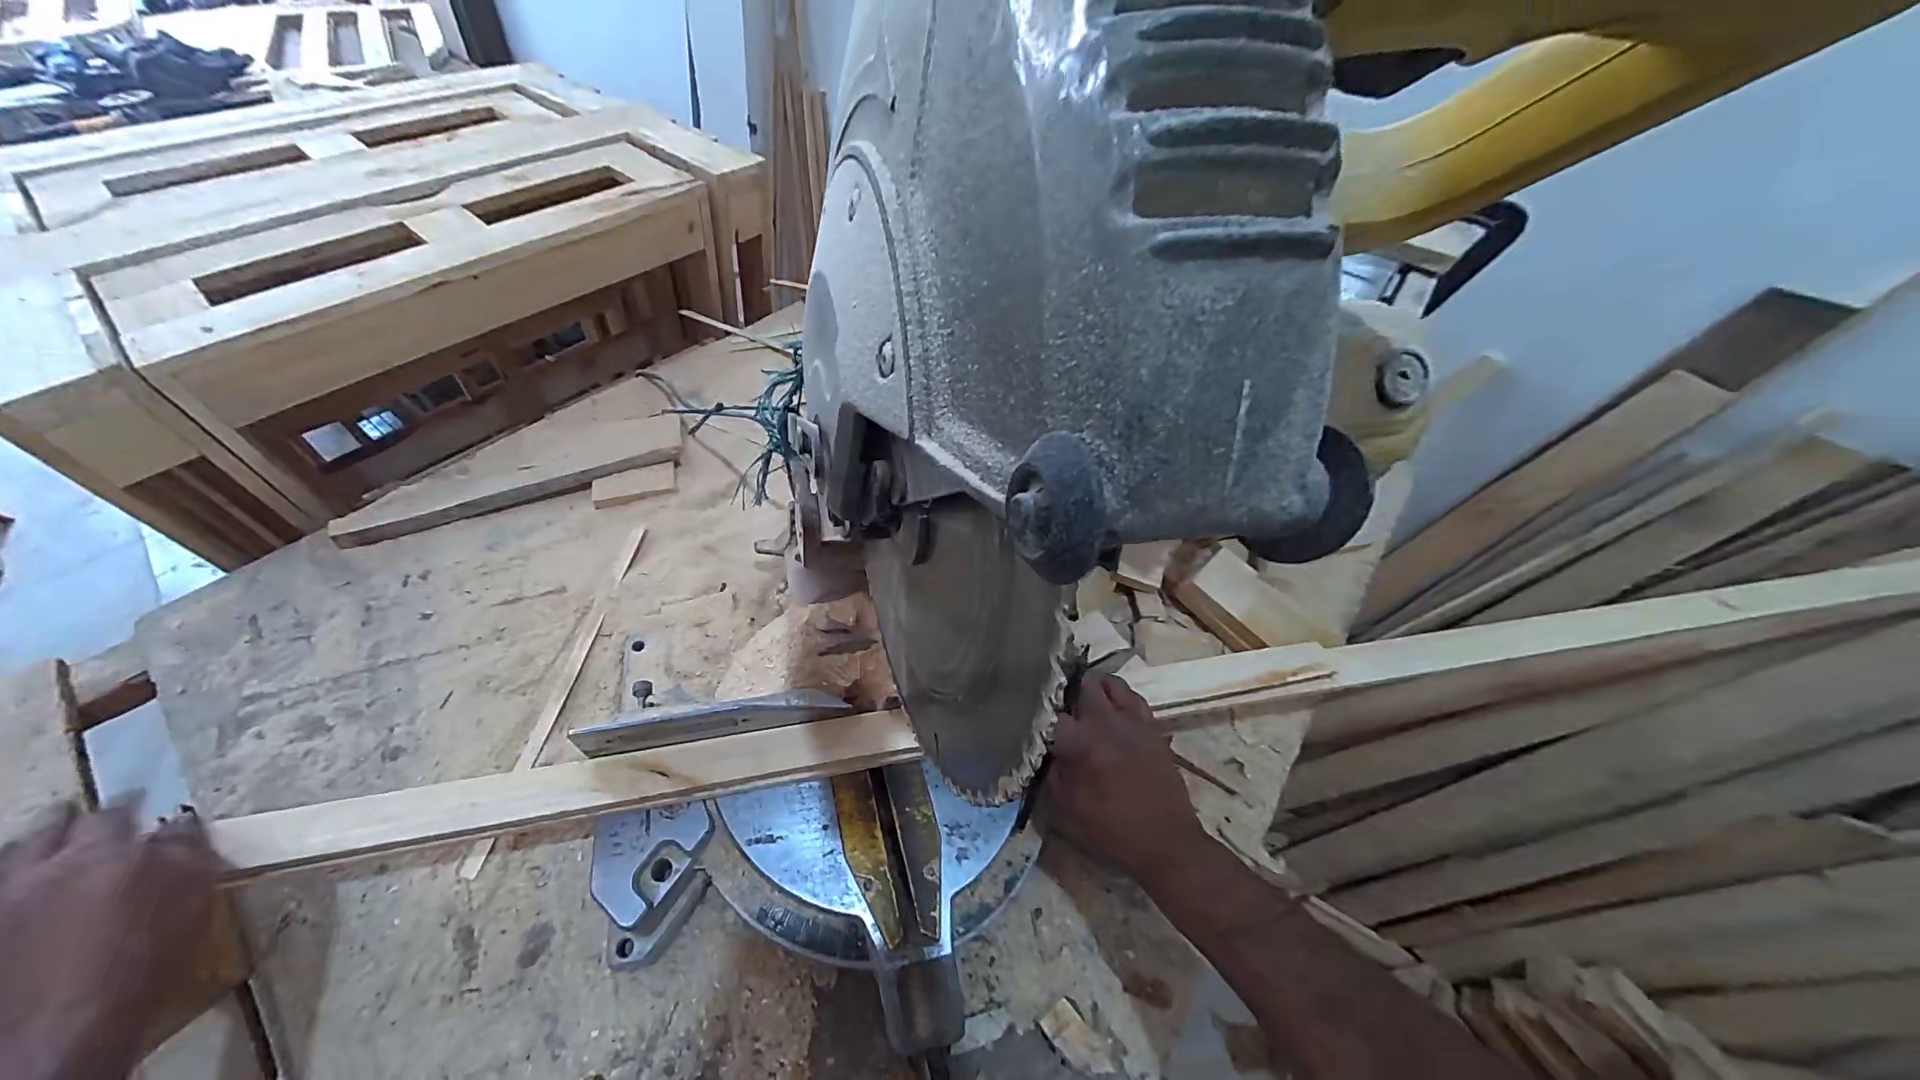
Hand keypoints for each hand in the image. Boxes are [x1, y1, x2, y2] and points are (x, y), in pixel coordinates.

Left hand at [0, 802, 229, 1079]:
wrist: (64, 1028)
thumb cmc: (146, 956)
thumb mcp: (193, 899)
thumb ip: (189, 854)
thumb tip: (183, 825)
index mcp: (105, 852)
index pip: (121, 810)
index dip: (139, 802)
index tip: (150, 800)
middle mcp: (46, 867)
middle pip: (57, 828)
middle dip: (80, 820)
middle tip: (100, 819)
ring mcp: (6, 901)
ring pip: (16, 856)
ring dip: (40, 846)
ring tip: (58, 849)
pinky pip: (2, 888)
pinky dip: (17, 879)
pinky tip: (31, 889)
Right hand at [1042, 674, 1206, 889]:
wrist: (1166, 842)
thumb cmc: (1111, 831)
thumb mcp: (1065, 809)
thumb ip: (1050, 772)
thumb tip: (1043, 750)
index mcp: (1080, 741)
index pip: (1049, 710)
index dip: (1036, 711)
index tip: (1028, 716)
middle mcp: (1105, 721)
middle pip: (1081, 684)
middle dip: (1066, 691)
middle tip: (1058, 705)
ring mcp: (1133, 720)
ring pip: (1110, 682)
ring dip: (1094, 688)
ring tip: (1084, 701)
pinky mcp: (1152, 727)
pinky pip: (1133, 697)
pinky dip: (1119, 697)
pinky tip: (1112, 711)